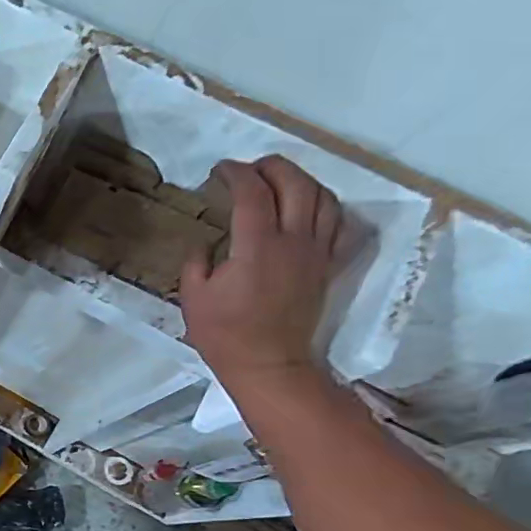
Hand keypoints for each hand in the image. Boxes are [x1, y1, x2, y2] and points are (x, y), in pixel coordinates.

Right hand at [180, 155, 342, 383]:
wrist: (268, 363)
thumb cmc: (225, 334)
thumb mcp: (193, 299)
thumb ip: (196, 263)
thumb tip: (204, 246)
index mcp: (256, 246)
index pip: (252, 193)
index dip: (236, 174)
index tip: (220, 170)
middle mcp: (292, 240)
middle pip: (294, 183)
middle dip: (271, 167)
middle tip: (250, 168)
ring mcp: (315, 251)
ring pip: (321, 197)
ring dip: (300, 180)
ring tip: (280, 181)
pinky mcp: (326, 265)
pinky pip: (337, 223)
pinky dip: (325, 206)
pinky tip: (310, 207)